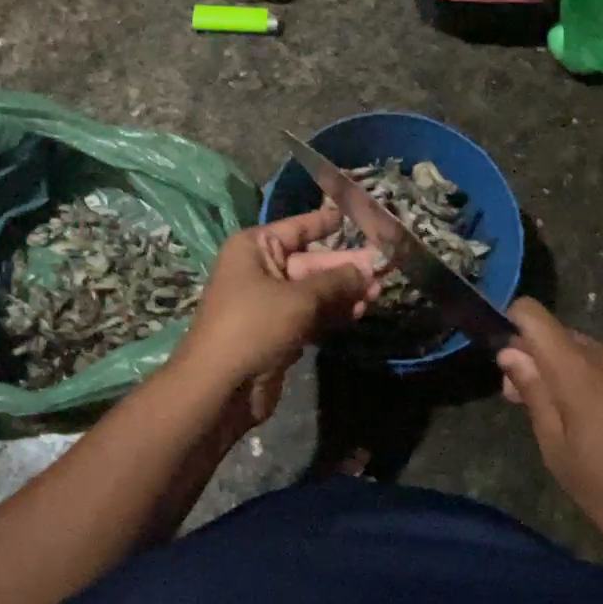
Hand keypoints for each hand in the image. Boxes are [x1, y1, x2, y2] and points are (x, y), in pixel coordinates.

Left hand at [172, 208, 380, 425]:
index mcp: (254, 248)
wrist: (220, 387)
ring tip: (379, 292)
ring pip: (313, 292)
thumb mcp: (298, 298)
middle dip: (345, 267)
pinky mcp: (277, 333)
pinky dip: (332, 315)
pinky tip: (360, 313)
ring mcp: (268, 304)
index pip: (297, 228)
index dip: (325, 222)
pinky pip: (310, 316)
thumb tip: (366, 269)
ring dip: (344, 293)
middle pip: (310, 262)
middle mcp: (259, 270)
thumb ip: (335, 282)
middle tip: (383, 267)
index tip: (353, 216)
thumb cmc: (253, 326)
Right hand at [497, 298, 602, 567]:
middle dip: (543, 362)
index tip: (508, 362)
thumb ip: (535, 395)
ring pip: (594, 356)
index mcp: (581, 369)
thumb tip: (510, 355)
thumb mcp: (560, 454)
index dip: (513, 327)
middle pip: (564, 338)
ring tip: (583, 427)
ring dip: (578, 376)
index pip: (533, 316)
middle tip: (536, 407)